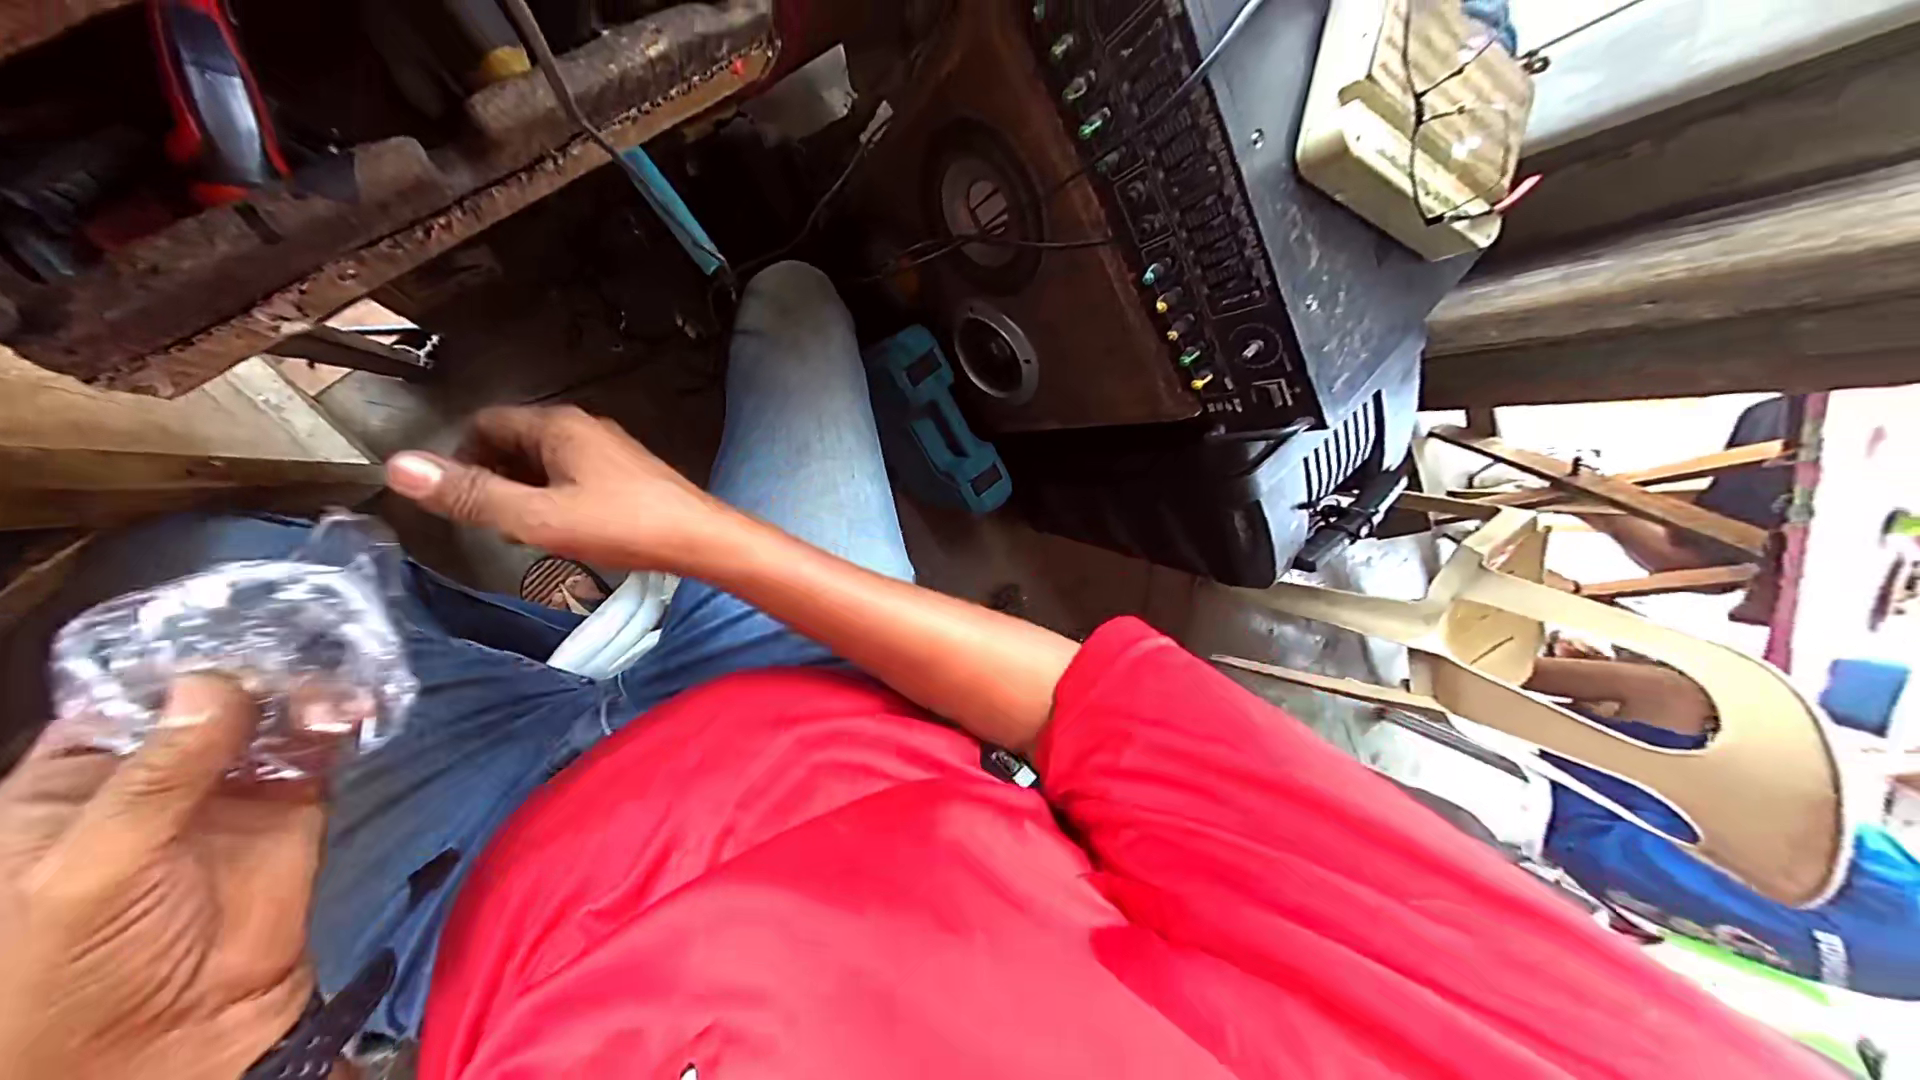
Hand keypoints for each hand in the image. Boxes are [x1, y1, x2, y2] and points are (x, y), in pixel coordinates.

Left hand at [0, 677, 323, 1079]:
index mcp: (74, 787)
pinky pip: (320, 747)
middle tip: (300, 639)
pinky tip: (352, 707)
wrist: (175, 1034)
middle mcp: (159, 775)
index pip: (121, 702)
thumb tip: (215, 684)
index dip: (169, 663)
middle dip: (253, 670)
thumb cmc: (73, 963)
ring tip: (332, 676)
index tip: (229, 621)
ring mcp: (233, 786)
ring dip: (303, 692)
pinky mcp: (297, 799)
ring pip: (271, 717)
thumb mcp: (86, 870)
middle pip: (209, 700)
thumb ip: (156, 778)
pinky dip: (340, 721)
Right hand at [386, 405, 734, 573]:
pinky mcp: (630, 472)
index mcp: (558, 426)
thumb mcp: (536, 516)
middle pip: (516, 442)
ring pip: (547, 462)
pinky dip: (558, 496)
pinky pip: (576, 475)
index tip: (458, 499)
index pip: (485, 424)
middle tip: (496, 521)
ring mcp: (612, 449)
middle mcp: (586, 427)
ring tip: (531, 531)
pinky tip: (568, 530)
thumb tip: (399, 467)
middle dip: (494, 478)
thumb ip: (472, 494)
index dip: (459, 458)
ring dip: (526, 491)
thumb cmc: (623, 526)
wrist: (700, 538)